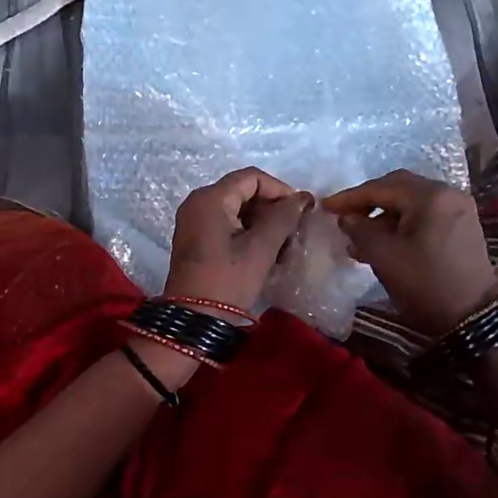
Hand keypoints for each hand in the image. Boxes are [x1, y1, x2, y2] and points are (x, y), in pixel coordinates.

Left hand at [164, 167, 312, 315]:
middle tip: (292, 231)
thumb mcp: (261, 248)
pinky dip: (246, 232)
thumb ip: (284, 217)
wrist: (194, 319)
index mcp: (210, 198)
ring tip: (282, 246)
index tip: (299, 212)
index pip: (251, 177)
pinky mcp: (195, 238)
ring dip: (261, 222)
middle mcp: (197, 202)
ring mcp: (193, 220)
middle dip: (271, 208)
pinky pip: (225, 223)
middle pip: (243, 191)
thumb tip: (303, 198)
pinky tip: (264, 253)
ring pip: (236, 209)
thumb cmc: (228, 281)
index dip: (280, 190)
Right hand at [324, 170, 497, 336]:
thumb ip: (360, 230)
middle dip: (367, 201)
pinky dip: (401, 224)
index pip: (382, 187)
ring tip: (358, 238)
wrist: (472, 319)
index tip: (326, 206)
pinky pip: (424, 216)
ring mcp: (459, 211)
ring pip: (411, 203)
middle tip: (342, 215)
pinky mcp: (462, 227)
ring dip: (383, 215)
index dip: (350, 197)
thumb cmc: (425, 284)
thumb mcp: (384, 256)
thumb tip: (347, 218)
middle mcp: (449, 195)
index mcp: (431, 197)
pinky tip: (383, 243)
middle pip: (399, 188)